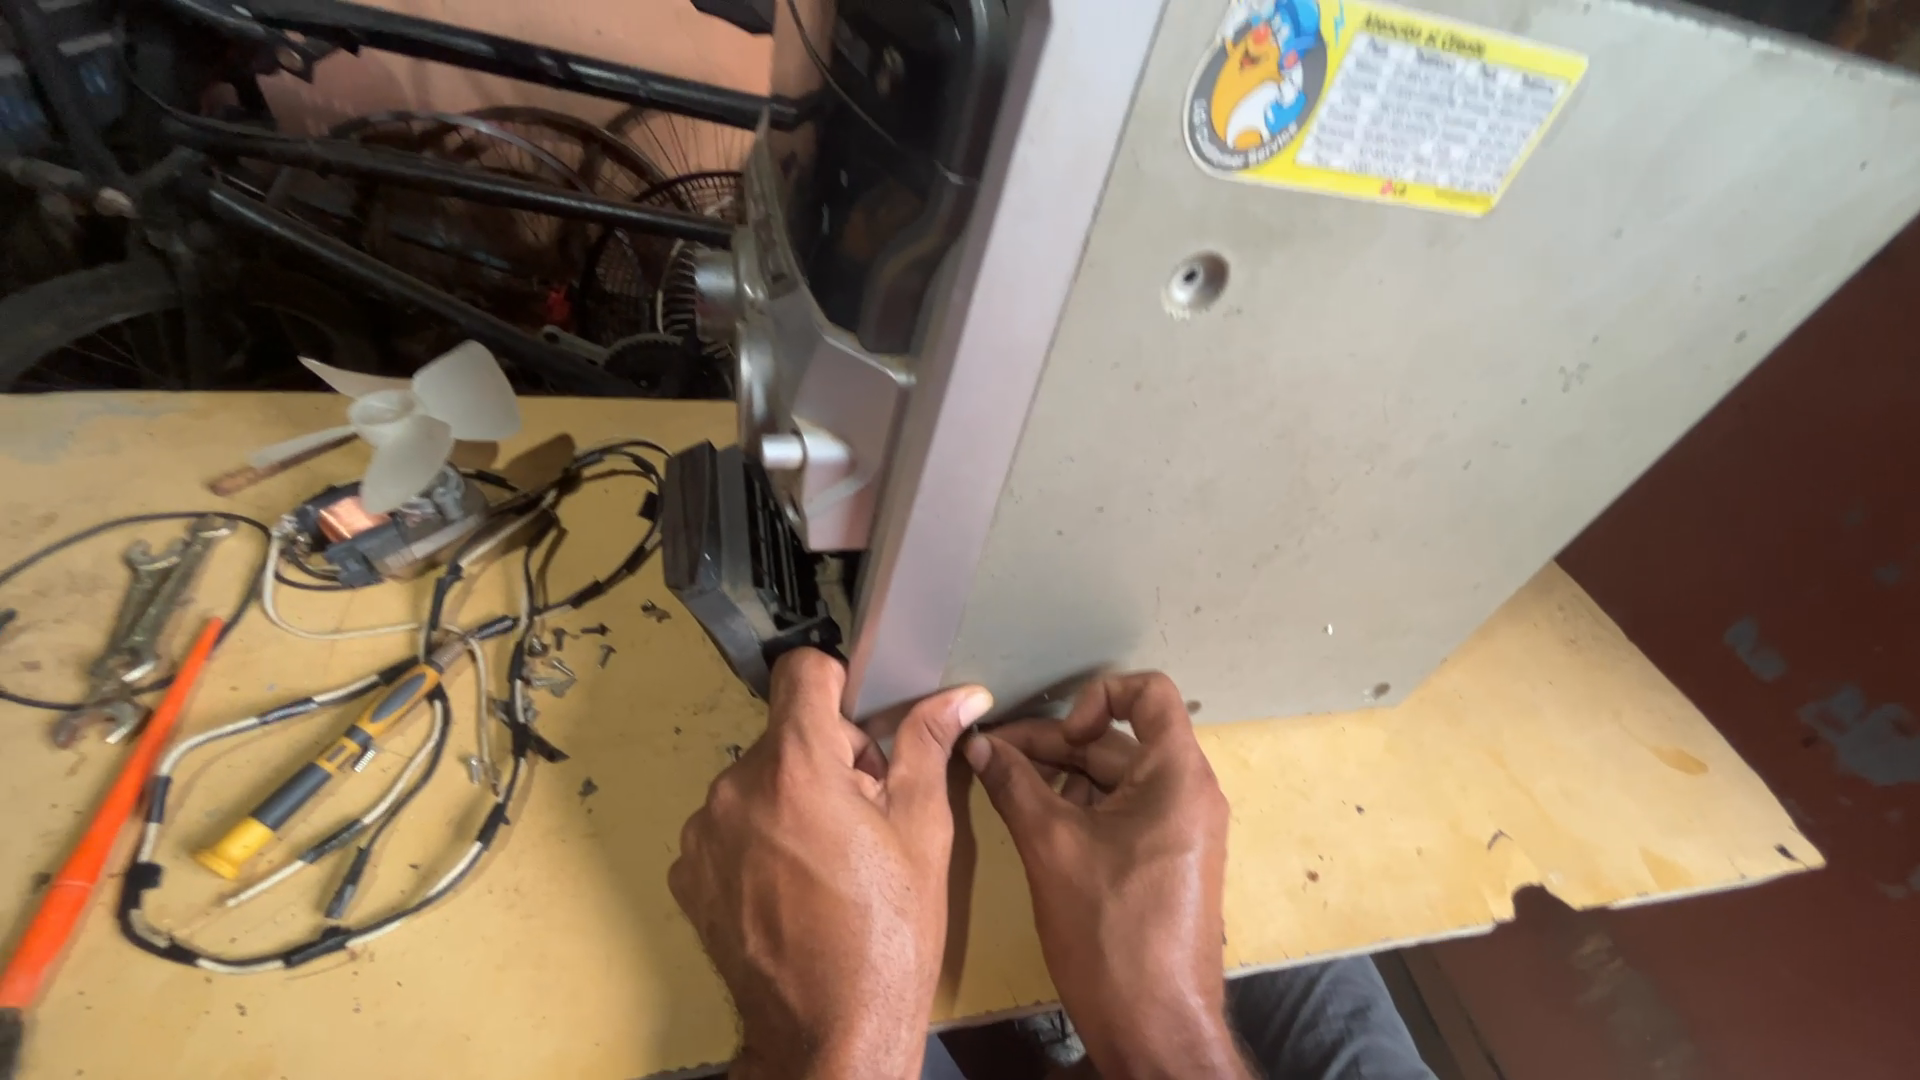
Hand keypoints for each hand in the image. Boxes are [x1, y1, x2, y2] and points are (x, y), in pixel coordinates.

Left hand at [670, 648, 992, 1079]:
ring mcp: (704, 833)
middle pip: (786, 731)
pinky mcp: (689, 871)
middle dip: (826, 755)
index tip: (860, 727)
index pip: (802, 670)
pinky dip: (760, 833)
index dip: (838, 685)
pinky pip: (730, 821)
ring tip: (828, 853)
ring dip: (792, 795)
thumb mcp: (923, 830)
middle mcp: (736, 788)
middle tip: (862, 811)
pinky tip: (793, 879)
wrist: (831, 1037)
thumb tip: (962, 695)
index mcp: (797, 767)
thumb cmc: (889, 931)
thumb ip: (928, 744)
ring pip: (759, 777)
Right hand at [965, 673, 1250, 1079]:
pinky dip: (1076, 804)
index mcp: (1177, 775)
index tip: (1062, 736)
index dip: (1097, 697)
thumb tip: (978, 743)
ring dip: (1059, 775)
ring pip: (1112, 777)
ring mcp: (1178, 826)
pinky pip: (1119, 808)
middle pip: (1116, 740)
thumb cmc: (1110, 931)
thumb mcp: (1050, 846)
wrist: (1155, 1031)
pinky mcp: (1163, 855)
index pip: (1148, 693)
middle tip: (993, 756)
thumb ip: (1013, 783)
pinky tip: (1032, 816)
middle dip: (1052, 744)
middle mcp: (1187, 791)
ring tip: (1004, 786)